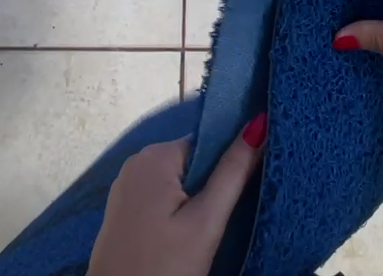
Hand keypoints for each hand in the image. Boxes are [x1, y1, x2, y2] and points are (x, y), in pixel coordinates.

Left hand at [86, 114, 266, 275]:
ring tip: (202, 234)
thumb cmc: (163, 266)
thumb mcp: (206, 222)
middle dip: (209, 188)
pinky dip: (176, 213)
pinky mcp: (123, 211)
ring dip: (194, 204)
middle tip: (220, 222)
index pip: (206, 144)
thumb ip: (233, 171)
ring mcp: (126, 186)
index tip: (240, 194)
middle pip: (191, 162)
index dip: (226, 167)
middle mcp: (137, 161)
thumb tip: (259, 122)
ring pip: (177, 182)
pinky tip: (181, 239)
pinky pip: (160, 198)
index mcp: (156, 154)